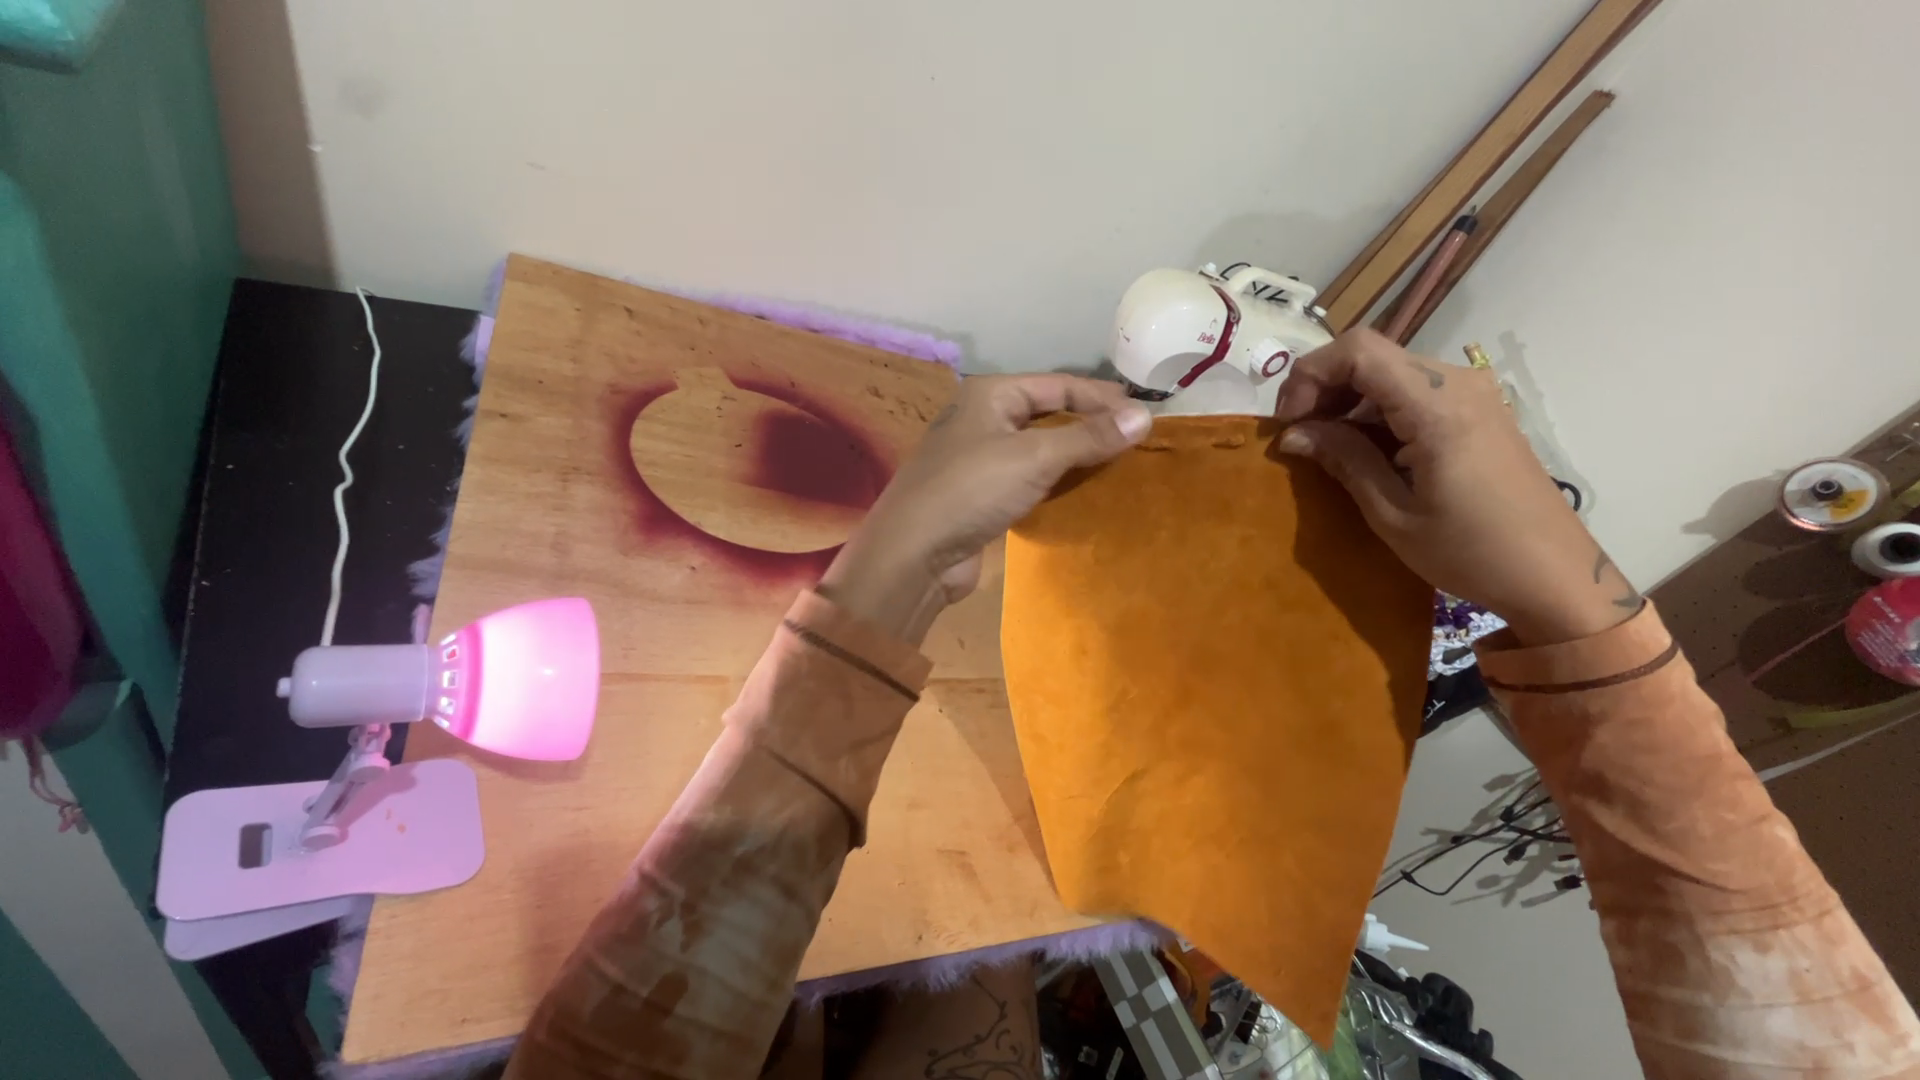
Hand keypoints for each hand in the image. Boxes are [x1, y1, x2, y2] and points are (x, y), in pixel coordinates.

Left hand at [820, 374, 1153, 642]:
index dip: (1102, 397)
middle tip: (1136, 438)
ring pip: (1038, 448)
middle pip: (1048, 414)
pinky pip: (1027, 478)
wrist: (914, 554)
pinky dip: (1055, 481)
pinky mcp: (980, 495)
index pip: (1058, 385)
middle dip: (1090, 424)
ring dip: (1074, 455)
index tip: (1145, 413)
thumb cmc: (971, 490)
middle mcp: (982, 418)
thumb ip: (1089, 437)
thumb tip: (1145, 416)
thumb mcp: (1034, 457)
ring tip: (1119, 464)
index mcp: (990, 394)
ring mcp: (979, 458)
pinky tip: (1083, 492)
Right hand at [1272, 329, 1637, 645]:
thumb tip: (1292, 434)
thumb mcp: (1391, 514)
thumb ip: (1343, 460)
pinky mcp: (1476, 410)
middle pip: (1371, 356)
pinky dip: (1375, 411)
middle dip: (1323, 389)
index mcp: (1438, 406)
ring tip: (1327, 450)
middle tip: (1300, 437)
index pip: (1358, 351)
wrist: (1552, 575)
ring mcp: (1472, 394)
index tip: (1289, 423)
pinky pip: (1411, 391)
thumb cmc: (1469, 552)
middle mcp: (1458, 383)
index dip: (1310, 375)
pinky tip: (1364, 451)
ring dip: (1347, 402)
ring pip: (1388, 372)